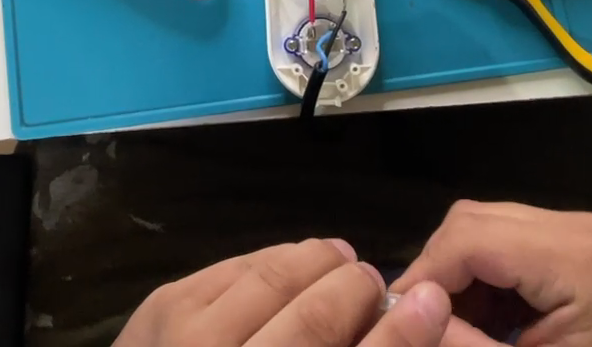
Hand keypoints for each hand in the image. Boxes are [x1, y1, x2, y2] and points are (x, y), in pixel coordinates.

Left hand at [114, 237, 455, 346]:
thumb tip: (385, 328)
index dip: (399, 335)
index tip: (430, 303)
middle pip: (312, 318)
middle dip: (354, 289)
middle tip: (373, 278)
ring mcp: (188, 335)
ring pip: (271, 276)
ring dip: (312, 261)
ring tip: (338, 256)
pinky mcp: (161, 305)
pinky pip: (231, 265)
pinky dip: (267, 258)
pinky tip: (286, 258)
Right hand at [391, 202, 591, 346]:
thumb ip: (466, 345)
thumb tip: (405, 316)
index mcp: (574, 257)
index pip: (469, 237)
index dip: (423, 272)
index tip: (394, 313)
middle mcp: (578, 226)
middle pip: (474, 220)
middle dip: (439, 268)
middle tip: (425, 320)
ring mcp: (585, 231)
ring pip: (488, 225)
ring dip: (462, 271)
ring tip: (457, 325)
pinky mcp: (586, 245)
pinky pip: (515, 241)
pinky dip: (490, 275)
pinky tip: (491, 319)